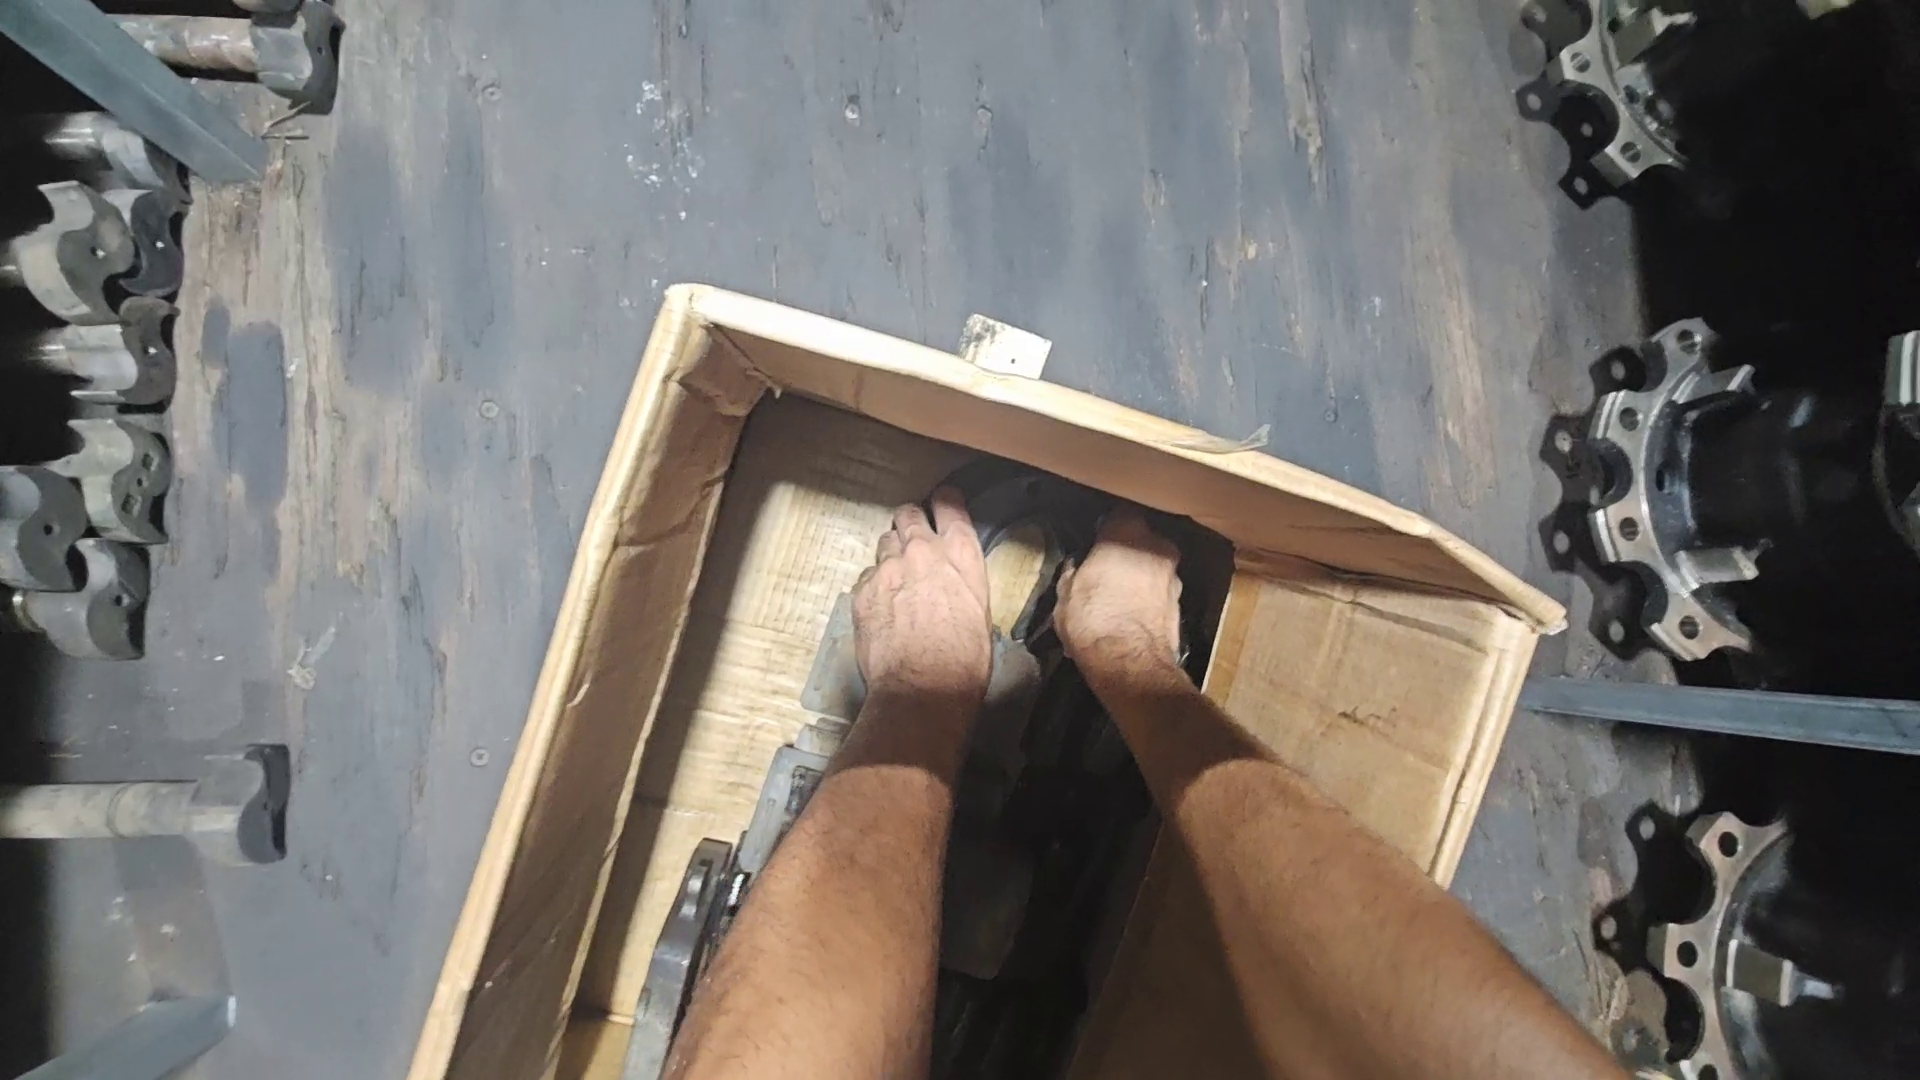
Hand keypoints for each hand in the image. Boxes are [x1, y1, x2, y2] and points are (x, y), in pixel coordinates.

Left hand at [853, 487, 992, 702]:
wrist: (922, 688)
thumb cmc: (965, 659)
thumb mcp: (980, 611)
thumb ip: (963, 580)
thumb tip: (953, 581)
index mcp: (960, 554)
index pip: (949, 503)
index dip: (944, 501)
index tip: (941, 505)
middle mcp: (922, 551)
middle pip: (908, 513)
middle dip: (910, 523)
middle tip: (912, 542)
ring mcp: (888, 568)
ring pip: (884, 543)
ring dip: (891, 556)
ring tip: (898, 583)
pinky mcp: (862, 590)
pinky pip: (867, 576)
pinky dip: (874, 586)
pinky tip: (883, 610)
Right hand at [1055, 507, 1182, 671]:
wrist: (1130, 664)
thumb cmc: (1092, 620)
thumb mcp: (1065, 594)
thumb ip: (1074, 573)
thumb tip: (1076, 568)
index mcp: (1127, 533)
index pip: (1121, 513)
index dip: (1109, 524)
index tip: (1097, 536)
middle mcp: (1158, 547)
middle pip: (1143, 540)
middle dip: (1128, 551)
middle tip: (1107, 569)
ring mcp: (1174, 576)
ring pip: (1154, 567)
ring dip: (1140, 577)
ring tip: (1119, 597)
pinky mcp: (1181, 604)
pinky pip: (1160, 593)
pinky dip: (1148, 599)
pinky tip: (1131, 615)